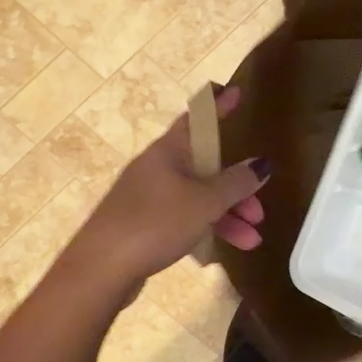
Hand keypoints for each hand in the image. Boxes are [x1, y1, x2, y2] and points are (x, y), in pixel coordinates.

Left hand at [59, 86, 268, 291]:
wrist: (100, 271)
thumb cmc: (154, 223)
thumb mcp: (205, 202)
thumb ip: (237, 182)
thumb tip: (261, 164)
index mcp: (169, 152)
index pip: (197, 119)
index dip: (218, 105)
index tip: (234, 91)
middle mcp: (158, 168)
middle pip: (207, 167)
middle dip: (238, 188)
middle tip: (259, 210)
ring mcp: (149, 197)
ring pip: (200, 197)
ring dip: (229, 215)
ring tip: (251, 240)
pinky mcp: (145, 224)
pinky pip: (187, 217)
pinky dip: (209, 228)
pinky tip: (227, 248)